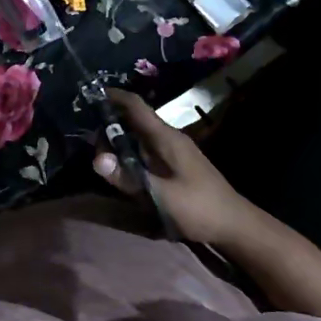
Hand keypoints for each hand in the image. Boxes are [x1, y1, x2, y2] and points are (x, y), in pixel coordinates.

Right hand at [93, 89, 268, 249]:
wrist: (235, 225)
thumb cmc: (199, 208)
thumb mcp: (160, 196)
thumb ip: (128, 177)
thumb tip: (96, 159)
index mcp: (166, 138)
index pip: (135, 106)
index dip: (112, 96)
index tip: (88, 95)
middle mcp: (168, 139)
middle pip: (133, 120)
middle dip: (108, 123)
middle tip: (85, 137)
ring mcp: (172, 152)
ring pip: (137, 136)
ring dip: (117, 140)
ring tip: (96, 152)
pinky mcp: (173, 165)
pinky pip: (144, 150)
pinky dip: (127, 152)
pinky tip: (117, 165)